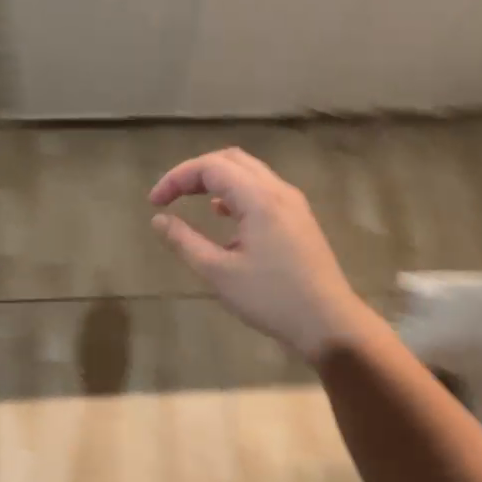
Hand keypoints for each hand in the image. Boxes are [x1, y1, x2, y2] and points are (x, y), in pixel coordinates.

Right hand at [149, 148, 371, 361]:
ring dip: (216, 179)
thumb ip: (185, 242)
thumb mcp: (219, 273)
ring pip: (249, 173)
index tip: (154, 203)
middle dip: (195, 172)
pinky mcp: (298, 219)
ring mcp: (293, 204)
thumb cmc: (271, 298)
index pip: (210, 167)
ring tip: (190, 200)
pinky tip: (222, 215)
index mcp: (259, 198)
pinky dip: (235, 192)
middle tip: (170, 194)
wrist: (328, 322)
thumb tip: (159, 219)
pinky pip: (262, 190)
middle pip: (231, 160)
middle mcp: (278, 191)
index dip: (177, 178)